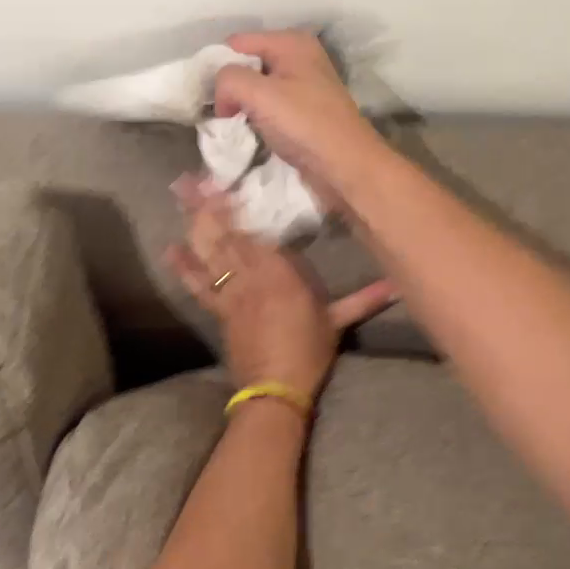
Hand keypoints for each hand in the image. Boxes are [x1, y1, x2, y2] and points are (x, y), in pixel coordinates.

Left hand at [164, 177, 395, 400]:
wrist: (274, 389)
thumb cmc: (308, 353)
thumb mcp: (337, 323)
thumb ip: (365, 299)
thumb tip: (399, 285)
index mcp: (280, 273)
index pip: (255, 232)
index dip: (237, 207)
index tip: (225, 182)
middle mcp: (251, 276)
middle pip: (225, 235)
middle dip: (206, 206)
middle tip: (189, 179)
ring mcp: (231, 293)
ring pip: (208, 252)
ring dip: (193, 224)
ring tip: (179, 197)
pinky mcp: (219, 311)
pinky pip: (198, 284)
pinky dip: (184, 267)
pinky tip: (170, 249)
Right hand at [213, 31, 395, 207]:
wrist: (344, 165)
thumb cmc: (305, 125)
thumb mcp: (260, 95)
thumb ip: (229, 80)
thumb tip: (220, 96)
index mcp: (291, 42)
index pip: (236, 43)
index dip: (219, 68)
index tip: (213, 100)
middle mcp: (298, 57)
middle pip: (247, 65)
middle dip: (230, 89)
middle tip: (223, 116)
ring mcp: (302, 85)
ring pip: (256, 88)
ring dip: (242, 107)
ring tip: (236, 127)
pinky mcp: (303, 111)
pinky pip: (269, 107)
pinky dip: (257, 119)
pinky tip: (254, 134)